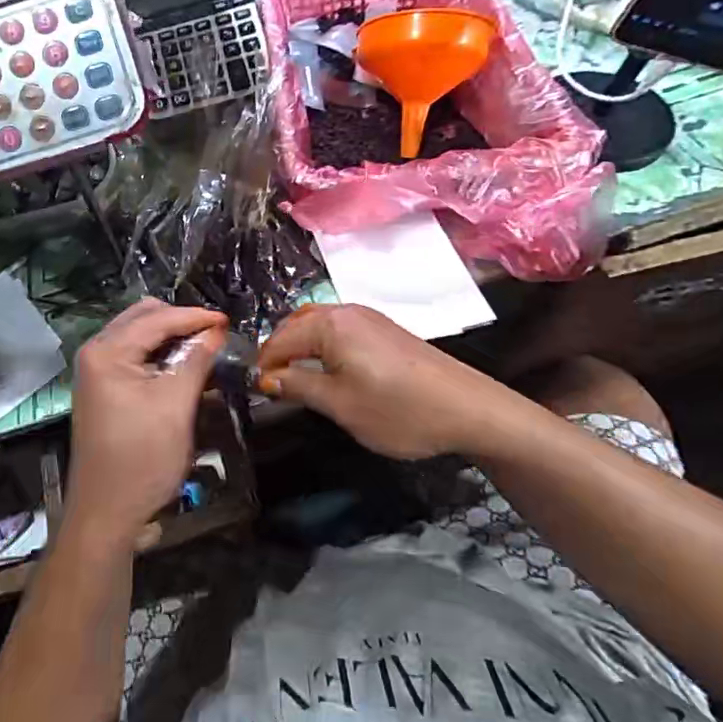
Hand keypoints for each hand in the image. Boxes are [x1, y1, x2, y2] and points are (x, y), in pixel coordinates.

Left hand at [65, 299, 227, 540]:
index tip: (227, 320)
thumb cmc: (142, 459)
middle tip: (214, 333)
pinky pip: (134, 356)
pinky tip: (182, 364)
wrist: (107, 514)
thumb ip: (196, 361)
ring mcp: (96, 371)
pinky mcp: (103, 389)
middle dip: (180, 321)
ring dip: (170, 337)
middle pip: (142, 319)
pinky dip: (159, 355)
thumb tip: (215, 331)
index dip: (194, 317)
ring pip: (138, 336)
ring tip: (204, 346)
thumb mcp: (175, 406)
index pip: (156, 319)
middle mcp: (95, 353)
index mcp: (106, 352)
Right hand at [257, 304, 515, 459]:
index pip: (278, 340)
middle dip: (278, 351)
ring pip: (316, 324)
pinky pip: (337, 328)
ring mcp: (367, 317)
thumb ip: (297, 387)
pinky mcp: (383, 328)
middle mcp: (345, 311)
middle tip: (272, 387)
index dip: (262, 366)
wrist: (467, 408)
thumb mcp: (340, 405)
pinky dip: (321, 345)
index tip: (256, 393)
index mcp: (329, 324)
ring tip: (295, 380)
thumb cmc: (398, 410)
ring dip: (299, 347)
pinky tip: (327, 370)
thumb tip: (265, 378)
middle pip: (295, 324)